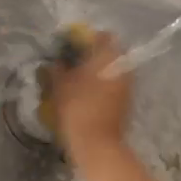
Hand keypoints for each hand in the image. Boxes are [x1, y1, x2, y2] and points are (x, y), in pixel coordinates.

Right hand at [47, 31, 130, 159]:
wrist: (97, 144)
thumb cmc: (77, 108)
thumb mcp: (60, 86)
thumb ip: (55, 70)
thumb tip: (53, 62)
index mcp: (109, 56)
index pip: (102, 36)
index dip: (85, 38)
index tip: (70, 45)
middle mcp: (123, 67)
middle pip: (108, 54)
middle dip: (91, 56)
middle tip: (71, 63)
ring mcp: (127, 86)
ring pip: (110, 71)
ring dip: (95, 73)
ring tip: (75, 80)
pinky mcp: (125, 103)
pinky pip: (112, 86)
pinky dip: (100, 87)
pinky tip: (84, 95)